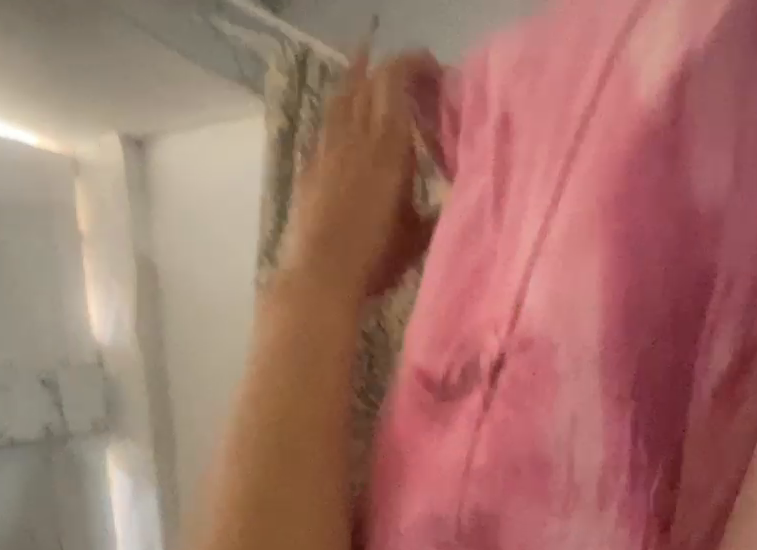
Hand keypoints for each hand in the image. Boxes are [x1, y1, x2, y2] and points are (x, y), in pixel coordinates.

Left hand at [278, 47, 440, 298]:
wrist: (320, 277)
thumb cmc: (374, 260)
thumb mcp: (416, 236)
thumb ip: (432, 210)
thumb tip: (448, 198)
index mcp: (388, 144)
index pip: (397, 78)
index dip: (415, 64)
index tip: (434, 72)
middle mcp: (355, 136)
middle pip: (369, 81)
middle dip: (391, 71)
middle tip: (411, 80)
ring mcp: (327, 149)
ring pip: (342, 97)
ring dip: (359, 82)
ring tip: (371, 77)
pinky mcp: (308, 168)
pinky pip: (327, 125)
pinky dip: (341, 114)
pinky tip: (346, 124)